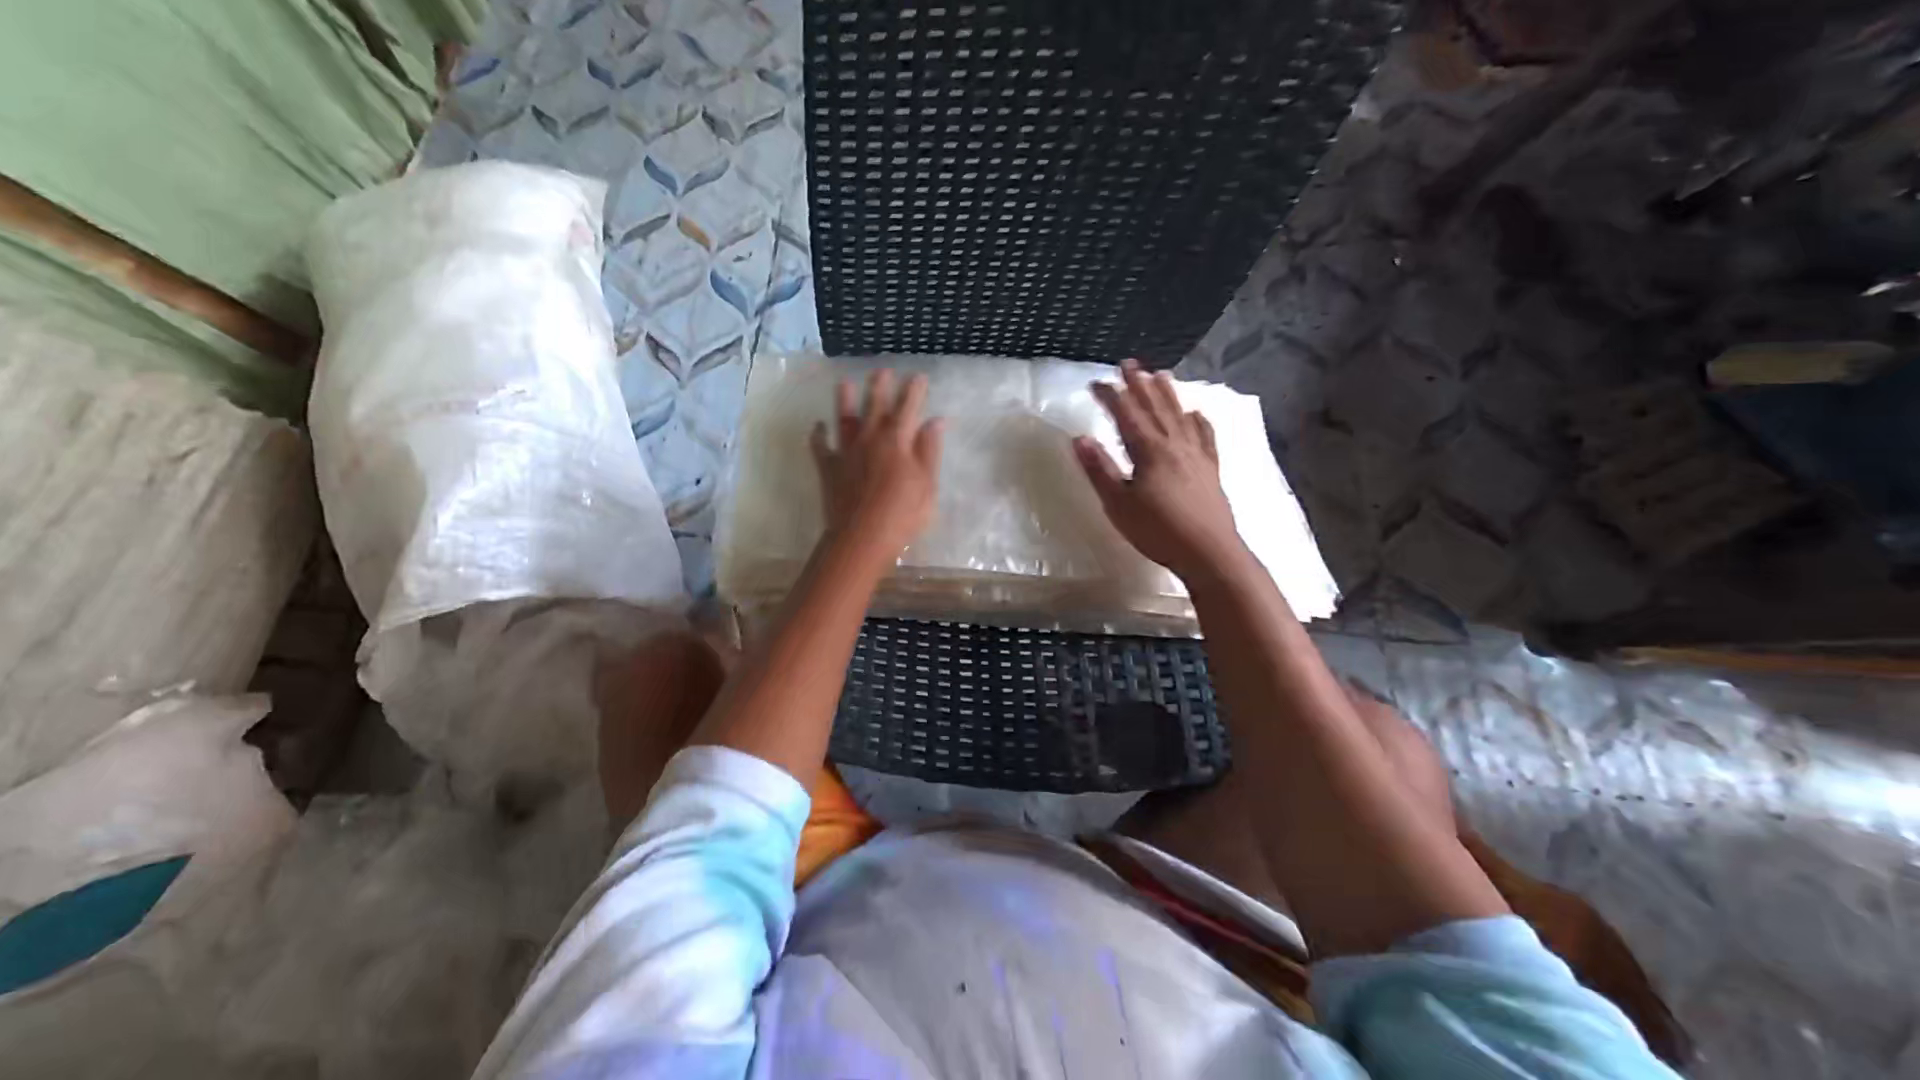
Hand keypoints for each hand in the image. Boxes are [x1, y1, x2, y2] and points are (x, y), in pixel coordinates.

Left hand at [810, 369, 944, 561]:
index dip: (913, 390)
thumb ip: (929, 450)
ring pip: (844, 419)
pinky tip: (818, 426)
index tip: (917, 376)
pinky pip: (820, 446)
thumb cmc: (902, 514)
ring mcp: (845, 452)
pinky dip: (818, 435)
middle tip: (882, 370)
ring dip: (845, 400)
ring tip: (845, 384)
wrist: (861, 537)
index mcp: (896, 440)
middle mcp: (869, 438)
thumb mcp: (927, 484)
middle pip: (874, 406)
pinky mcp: (828, 468)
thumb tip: (936, 421)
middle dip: (880, 386)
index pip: (907, 407)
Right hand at [1074, 360, 1247, 579]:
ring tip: (1160, 375)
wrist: (1209, 552)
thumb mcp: (1118, 504)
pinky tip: (1196, 414)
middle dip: (1139, 384)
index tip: (1096, 382)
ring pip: (1180, 416)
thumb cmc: (1158, 531)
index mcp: (1149, 451)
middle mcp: (1174, 444)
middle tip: (1129, 364)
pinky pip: (1205, 436)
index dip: (1110, 396)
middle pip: (1155, 407)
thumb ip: (1099, 469)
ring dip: (1168, 394)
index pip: (1126, 414)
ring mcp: (1196, 455)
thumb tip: (1079, 438)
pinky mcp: (1211, 469)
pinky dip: (1198, 421)